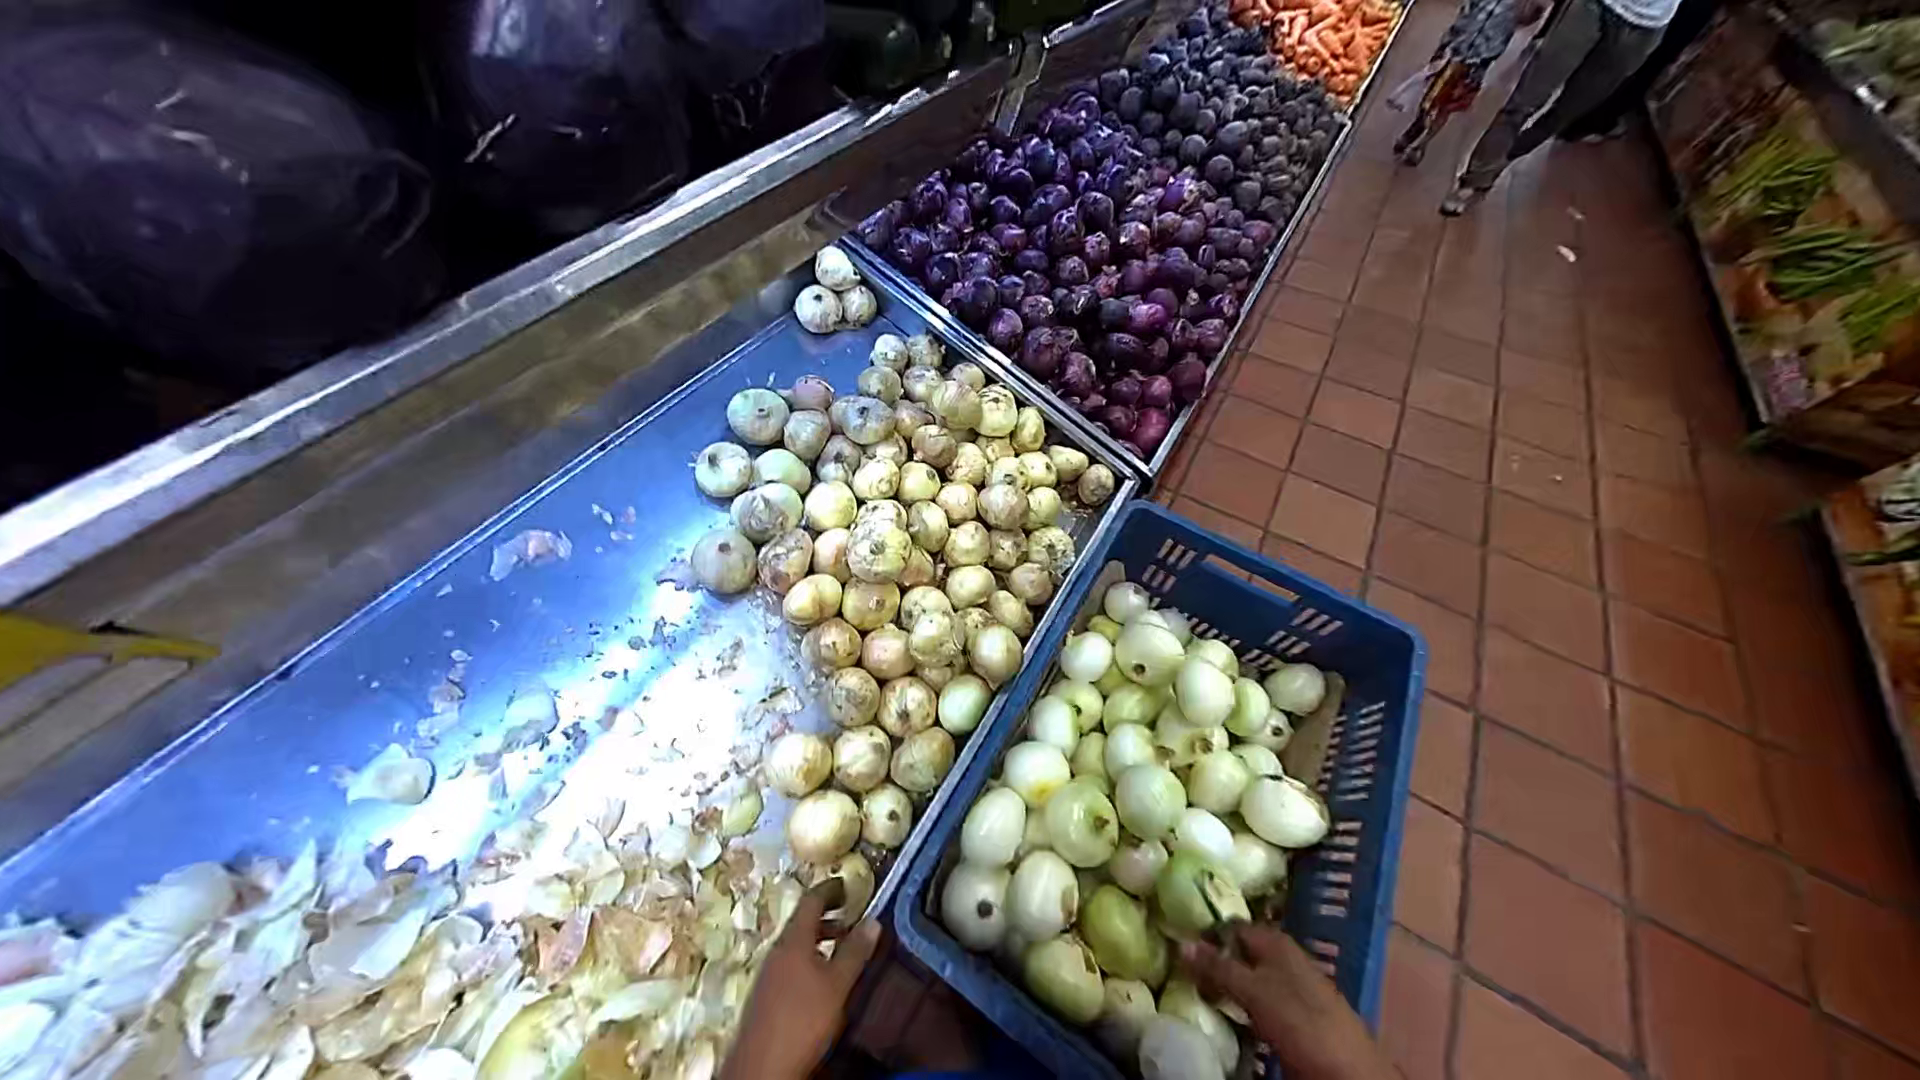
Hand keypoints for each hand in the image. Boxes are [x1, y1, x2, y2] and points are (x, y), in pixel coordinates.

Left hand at [720, 881, 881, 1079]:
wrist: (759, 1070)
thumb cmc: (801, 1020)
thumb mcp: (837, 985)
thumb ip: (855, 952)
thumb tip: (873, 920)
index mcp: (793, 939)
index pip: (811, 899)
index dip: (831, 889)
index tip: (848, 886)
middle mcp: (777, 949)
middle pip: (802, 920)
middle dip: (828, 915)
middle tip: (851, 917)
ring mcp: (768, 972)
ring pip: (796, 943)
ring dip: (819, 939)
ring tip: (842, 949)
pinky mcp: (764, 994)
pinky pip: (789, 962)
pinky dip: (809, 957)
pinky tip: (821, 980)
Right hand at [1181, 923, 1398, 1079]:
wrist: (1351, 1076)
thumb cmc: (1301, 1022)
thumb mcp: (1254, 992)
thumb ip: (1218, 967)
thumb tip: (1180, 942)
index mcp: (1275, 941)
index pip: (1231, 925)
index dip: (1205, 932)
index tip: (1176, 940)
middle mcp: (1282, 958)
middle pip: (1238, 952)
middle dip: (1212, 960)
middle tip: (1180, 968)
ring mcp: (1289, 989)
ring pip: (1246, 979)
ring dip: (1224, 986)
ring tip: (1193, 990)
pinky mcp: (1292, 1018)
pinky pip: (1256, 1003)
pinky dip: (1238, 1006)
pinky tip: (1222, 1014)